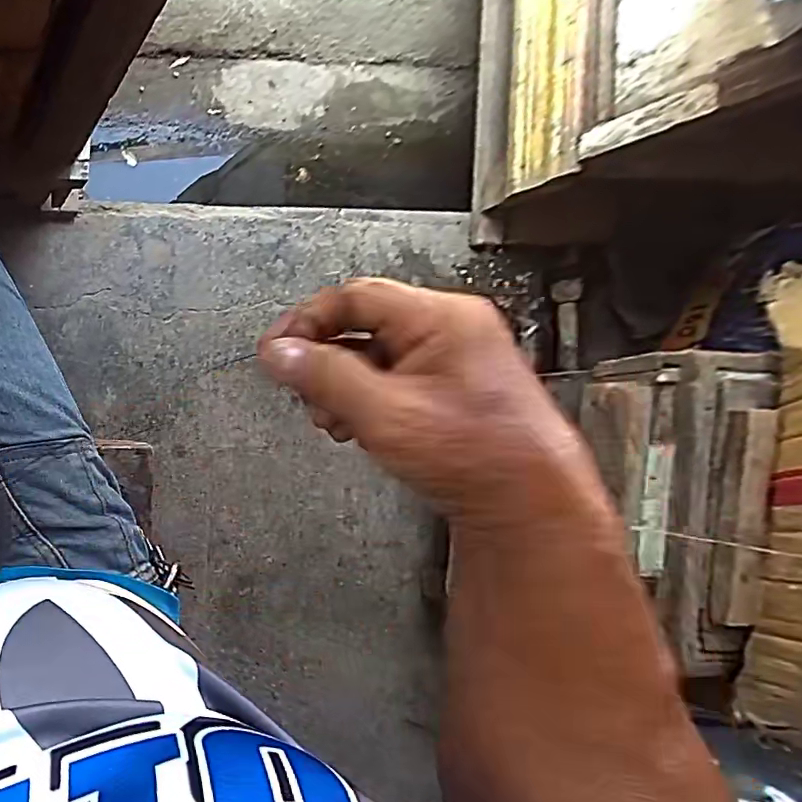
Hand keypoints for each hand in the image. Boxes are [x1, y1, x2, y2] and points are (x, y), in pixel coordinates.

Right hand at [257, 278, 602, 528]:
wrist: (524, 504)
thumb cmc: (480, 458)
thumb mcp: (382, 412)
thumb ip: (323, 376)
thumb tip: (280, 352)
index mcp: (441, 319)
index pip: (353, 297)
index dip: (305, 321)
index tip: (277, 349)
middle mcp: (447, 329)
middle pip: (358, 324)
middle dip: (320, 359)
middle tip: (298, 384)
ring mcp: (446, 357)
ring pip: (367, 353)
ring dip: (336, 383)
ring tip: (331, 415)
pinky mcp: (441, 386)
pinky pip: (383, 377)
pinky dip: (358, 398)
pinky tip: (353, 424)